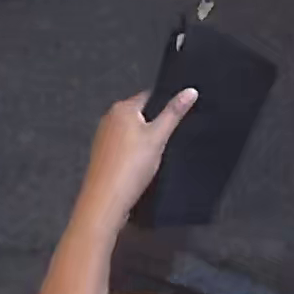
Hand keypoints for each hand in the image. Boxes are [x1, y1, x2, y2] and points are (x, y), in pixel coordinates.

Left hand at [76, 89, 197, 227]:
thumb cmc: (130, 166)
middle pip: (140, 113)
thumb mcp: (158, 137)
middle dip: (156, 122)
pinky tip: (144, 163)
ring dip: (145, 138)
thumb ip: (174, 113)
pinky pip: (124, 145)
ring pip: (132, 131)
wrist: (104, 203)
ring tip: (160, 150)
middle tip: (174, 134)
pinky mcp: (103, 155)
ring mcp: (104, 137)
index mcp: (122, 108)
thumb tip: (190, 90)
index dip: (166, 103)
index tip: (181, 113)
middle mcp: (109, 118)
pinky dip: (135, 150)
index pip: (149, 96)